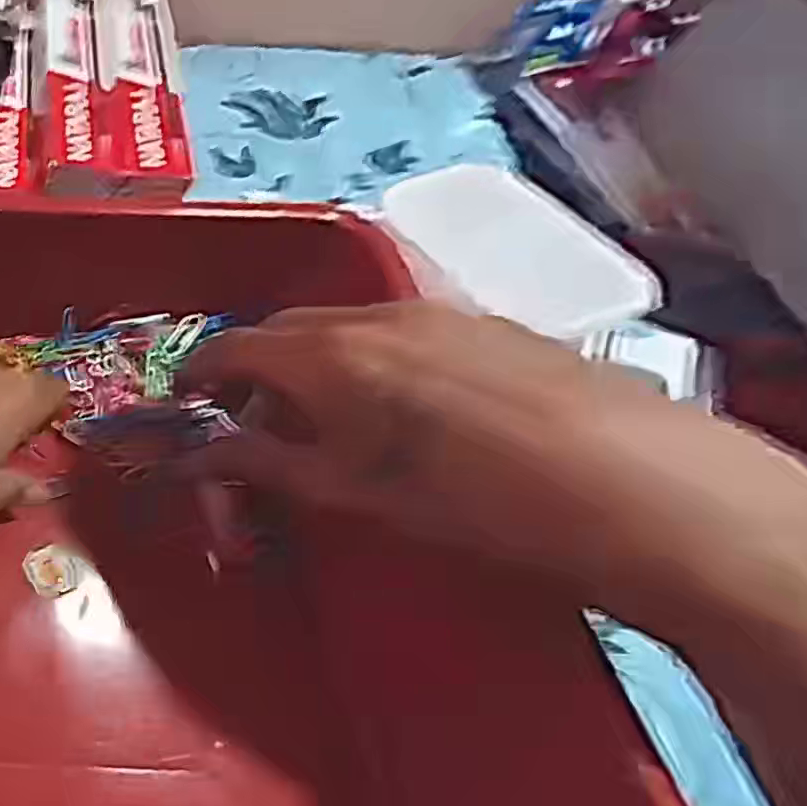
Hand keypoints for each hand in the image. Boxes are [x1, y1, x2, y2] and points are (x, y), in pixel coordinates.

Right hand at [178, 300, 806, 610]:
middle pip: (279, 329)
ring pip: (334, 327)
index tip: (184, 401)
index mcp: (321, 356)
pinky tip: (384, 404)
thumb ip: (253, 462)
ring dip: (302, 362)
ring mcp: (429, 312)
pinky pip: (387, 328)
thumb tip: (189, 458)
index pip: (230, 347)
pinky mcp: (478, 321)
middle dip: (247, 368)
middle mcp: (368, 318)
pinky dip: (355, 357)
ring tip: (315, 416)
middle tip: (244, 418)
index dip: (197, 373)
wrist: (622, 482)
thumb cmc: (452, 493)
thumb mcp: (336, 485)